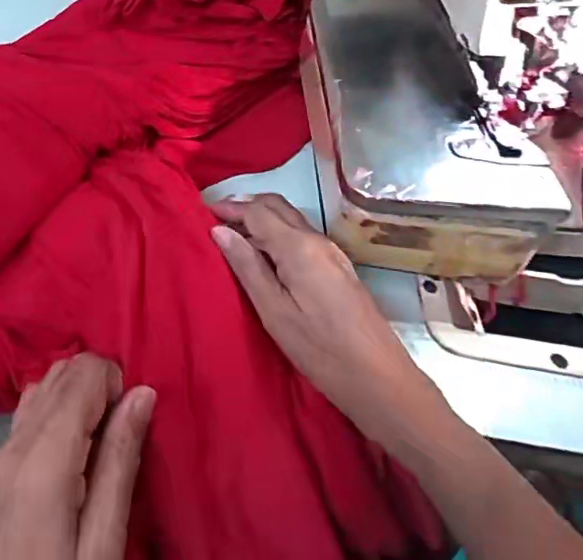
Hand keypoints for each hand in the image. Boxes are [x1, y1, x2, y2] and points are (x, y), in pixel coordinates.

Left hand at [0, 353, 155, 559]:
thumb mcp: (104, 539)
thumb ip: (120, 459)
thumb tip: (143, 392)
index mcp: (46, 455)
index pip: (84, 372)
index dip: (116, 385)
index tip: (130, 425)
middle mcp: (19, 439)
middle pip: (65, 370)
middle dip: (100, 385)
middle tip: (119, 435)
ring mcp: (4, 450)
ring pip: (47, 381)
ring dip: (80, 393)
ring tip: (99, 440)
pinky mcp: (0, 463)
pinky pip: (32, 404)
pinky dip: (59, 405)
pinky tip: (74, 444)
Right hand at [208, 193, 447, 451]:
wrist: (380, 377)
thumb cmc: (322, 350)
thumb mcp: (275, 312)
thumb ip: (248, 267)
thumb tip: (221, 230)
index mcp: (299, 246)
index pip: (258, 211)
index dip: (230, 207)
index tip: (202, 211)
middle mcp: (316, 239)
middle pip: (276, 206)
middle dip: (245, 206)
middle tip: (216, 218)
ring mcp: (331, 251)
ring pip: (290, 219)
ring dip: (262, 218)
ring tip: (234, 235)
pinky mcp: (338, 267)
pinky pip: (301, 235)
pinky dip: (277, 233)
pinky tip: (264, 255)